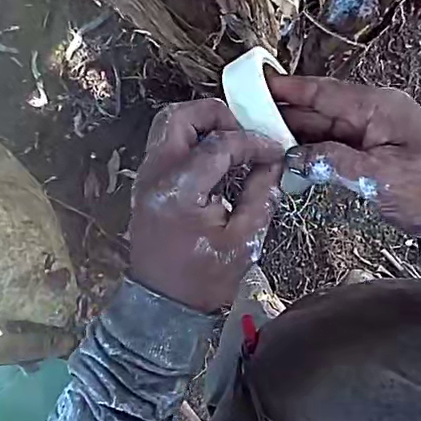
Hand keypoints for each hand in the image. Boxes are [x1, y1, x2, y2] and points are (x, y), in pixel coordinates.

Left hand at [128, 99, 285, 311]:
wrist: (162, 305)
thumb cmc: (203, 280)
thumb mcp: (244, 241)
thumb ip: (261, 195)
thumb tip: (272, 163)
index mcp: (179, 191)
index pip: (219, 144)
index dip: (252, 142)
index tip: (274, 151)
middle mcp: (155, 176)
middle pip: (180, 116)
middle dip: (217, 115)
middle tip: (245, 132)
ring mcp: (145, 178)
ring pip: (168, 126)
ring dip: (202, 126)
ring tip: (233, 145)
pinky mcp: (146, 184)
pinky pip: (166, 146)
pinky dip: (192, 142)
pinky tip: (217, 161)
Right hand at [267, 75, 420, 242]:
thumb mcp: (381, 179)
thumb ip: (334, 164)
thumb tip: (294, 156)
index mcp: (376, 107)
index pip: (321, 92)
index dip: (285, 88)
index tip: (253, 83)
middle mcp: (371, 112)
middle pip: (317, 107)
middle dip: (281, 111)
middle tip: (243, 116)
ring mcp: (371, 131)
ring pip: (322, 126)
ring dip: (292, 132)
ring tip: (256, 137)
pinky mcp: (371, 150)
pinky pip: (332, 143)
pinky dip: (309, 149)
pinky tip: (287, 157)